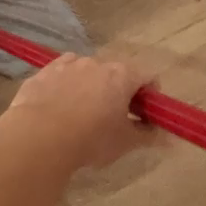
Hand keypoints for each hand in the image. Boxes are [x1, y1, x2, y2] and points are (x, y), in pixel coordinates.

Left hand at [0, 54, 156, 170]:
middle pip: (118, 72)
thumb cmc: (90, 139)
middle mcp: (97, 63)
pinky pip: (62, 73)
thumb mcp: (124, 142)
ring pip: (88, 71)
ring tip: (83, 113)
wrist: (38, 137)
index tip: (146, 114)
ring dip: (92, 86)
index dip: (151, 94)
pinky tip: (60, 105)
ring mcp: (68, 64)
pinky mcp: (44, 72)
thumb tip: (167, 138)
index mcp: (122, 75)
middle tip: (116, 117)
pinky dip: (66, 84)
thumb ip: (148, 136)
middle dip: (121, 90)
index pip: (148, 76)